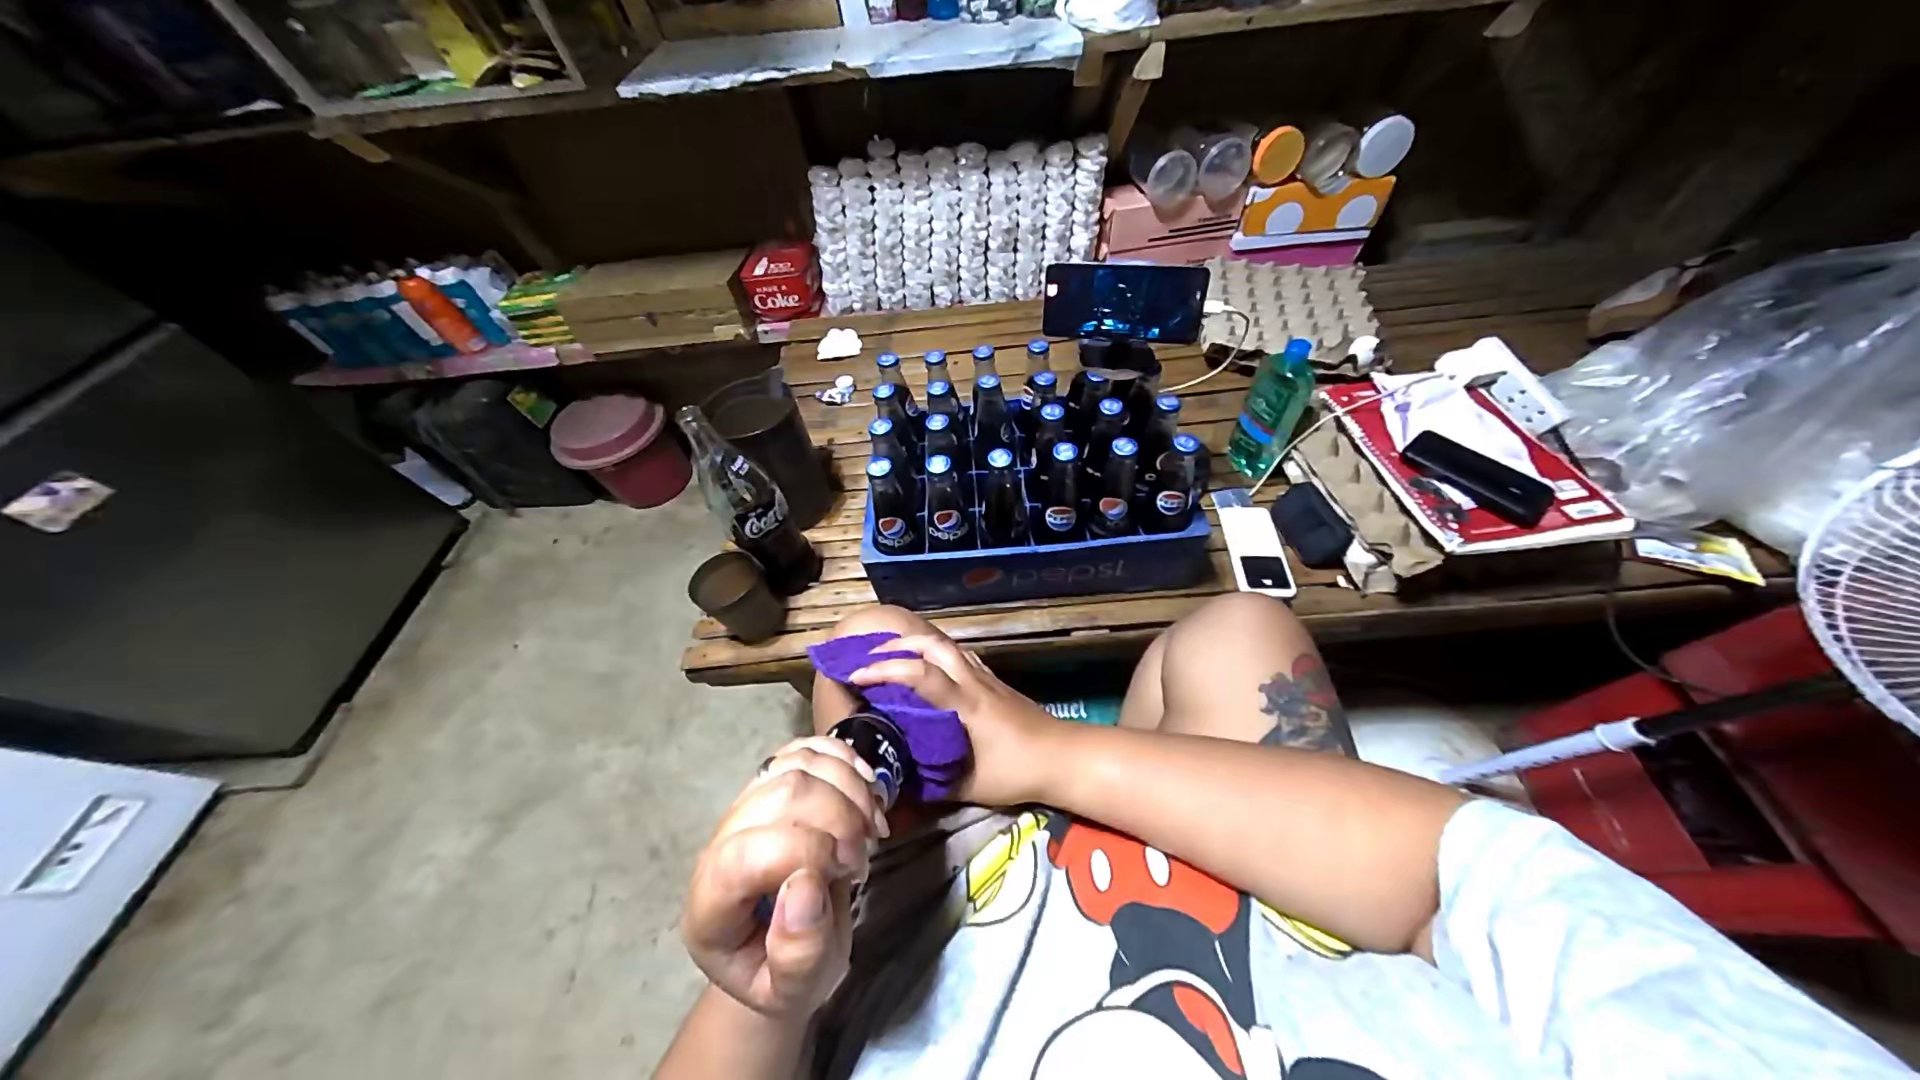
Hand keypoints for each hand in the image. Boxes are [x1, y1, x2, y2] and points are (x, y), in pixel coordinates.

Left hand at [682, 736, 886, 1020]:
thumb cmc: (785, 974)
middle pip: (780, 793)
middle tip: (861, 855)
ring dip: (849, 787)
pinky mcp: (775, 781)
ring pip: (797, 763)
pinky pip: (806, 748)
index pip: (744, 853)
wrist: (784, 947)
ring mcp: (748, 804)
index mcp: (711, 903)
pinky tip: (866, 789)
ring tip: (868, 827)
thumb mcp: (796, 990)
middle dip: (838, 817)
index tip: (847, 871)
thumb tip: (804, 886)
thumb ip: (798, 954)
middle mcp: (720, 842)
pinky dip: (845, 759)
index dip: (804, 851)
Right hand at [849, 633, 1062, 806]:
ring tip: (894, 655)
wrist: (1062, 756)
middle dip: (897, 644)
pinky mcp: (995, 681)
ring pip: (948, 646)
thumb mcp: (967, 787)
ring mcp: (985, 678)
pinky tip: (931, 666)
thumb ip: (930, 782)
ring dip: (917, 644)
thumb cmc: (1015, 772)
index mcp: (962, 704)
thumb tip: (896, 784)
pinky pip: (961, 656)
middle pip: (933, 645)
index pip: (919, 674)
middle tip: (871, 657)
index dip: (885, 669)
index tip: (857, 675)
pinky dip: (938, 653)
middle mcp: (971, 682)